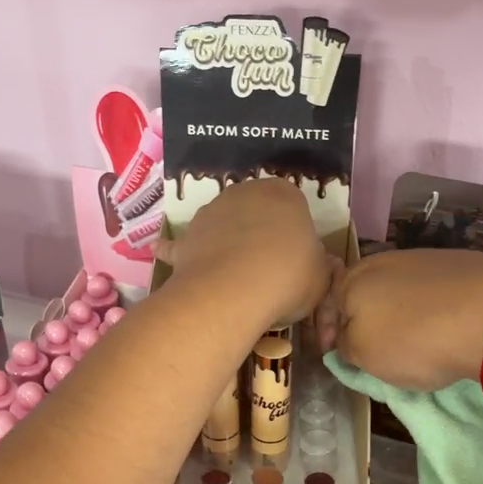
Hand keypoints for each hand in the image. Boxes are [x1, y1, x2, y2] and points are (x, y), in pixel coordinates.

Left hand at [166, 178, 331, 328]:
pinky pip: (182, 244)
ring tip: (235, 273)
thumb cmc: (288, 276)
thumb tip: (316, 266)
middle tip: (269, 266)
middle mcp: (245, 193)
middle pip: (255, 211)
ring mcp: (211, 213)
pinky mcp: (187, 238)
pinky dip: (176, 250)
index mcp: (284, 194)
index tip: (296, 256)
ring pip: (222, 224)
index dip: (295, 230)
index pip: (293, 204)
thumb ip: (317, 266)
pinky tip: (162, 251)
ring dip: (226, 240)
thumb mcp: (320, 275)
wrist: (235, 290)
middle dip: (260, 231)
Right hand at [326, 249, 482, 390]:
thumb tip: (345, 337)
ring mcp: (425, 259)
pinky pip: (434, 291)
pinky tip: (443, 326)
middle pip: (364, 293)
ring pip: (399, 290)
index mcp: (353, 279)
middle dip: (362, 319)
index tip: (336, 355)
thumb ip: (345, 345)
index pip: (327, 304)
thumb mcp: (364, 354)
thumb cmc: (415, 338)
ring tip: (411, 340)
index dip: (327, 332)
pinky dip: (431, 308)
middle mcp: (384, 260)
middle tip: (371, 349)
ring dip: (398, 313)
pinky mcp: (462, 264)